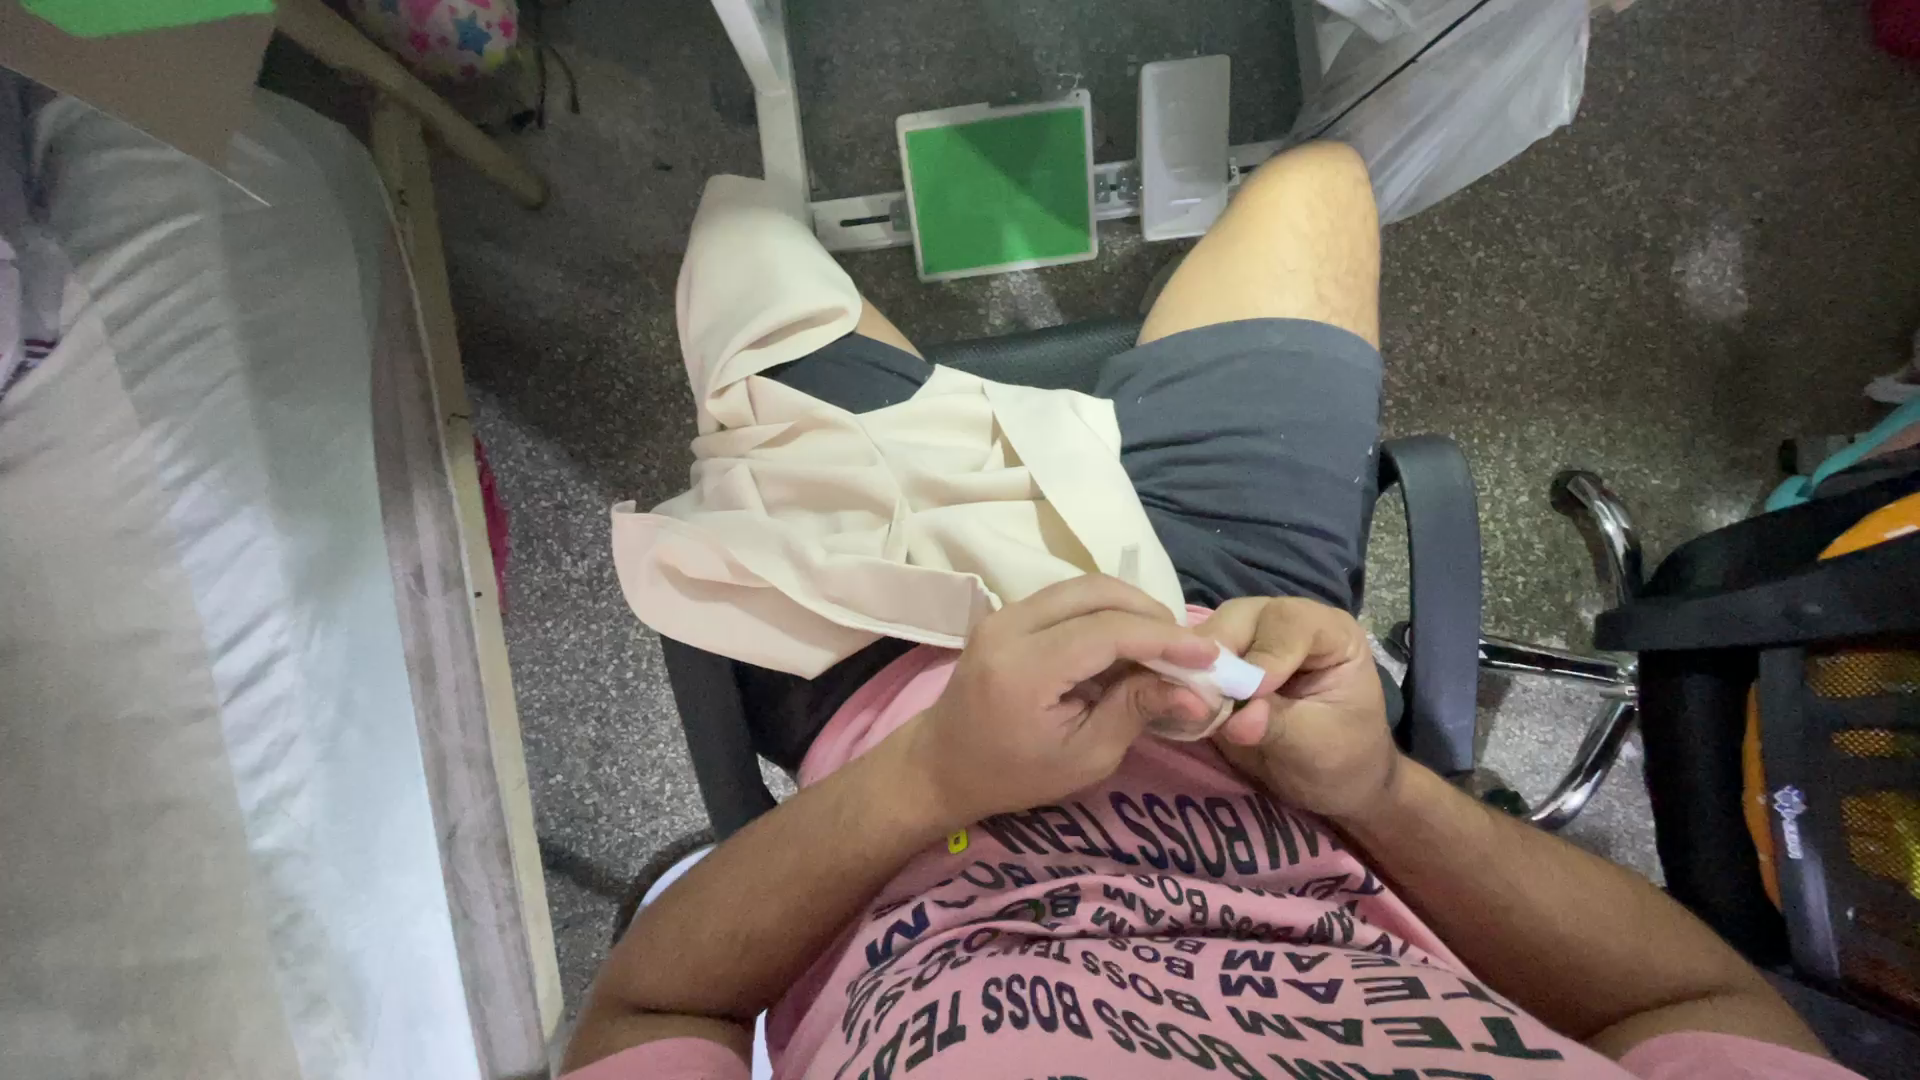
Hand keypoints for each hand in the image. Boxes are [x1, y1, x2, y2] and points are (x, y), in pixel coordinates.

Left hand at [905, 575, 1219, 823]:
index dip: (1163, 638)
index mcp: (1025, 668)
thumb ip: (1135, 711)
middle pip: (1095, 591)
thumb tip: (1196, 691)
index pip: (1106, 631)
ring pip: (1081, 587)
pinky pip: (1066, 597)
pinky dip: (1104, 610)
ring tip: (1162, 644)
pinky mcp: (1006, 613)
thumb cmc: (1014, 774)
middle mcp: (1010, 625)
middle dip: (1150, 613)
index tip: (1209, 655)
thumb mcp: (1084, 757)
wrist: (943, 763)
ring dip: (1129, 608)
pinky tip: (1126, 641)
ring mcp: (1003, 613)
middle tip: (1187, 648)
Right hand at [1196, 597, 1398, 819]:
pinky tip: (1180, 703)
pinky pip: (1189, 656)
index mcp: (1328, 631)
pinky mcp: (1219, 659)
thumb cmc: (1340, 759)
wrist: (1327, 785)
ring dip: (1191, 667)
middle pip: (1238, 619)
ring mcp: (1247, 637)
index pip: (1288, 621)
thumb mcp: (1316, 745)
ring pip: (1206, 633)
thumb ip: (1274, 724)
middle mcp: (1282, 622)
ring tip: (1190, 704)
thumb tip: (1233, 720)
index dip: (1265, 653)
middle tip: (1203, 699)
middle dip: (1217, 657)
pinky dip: (1181, 678)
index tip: (1253, 696)